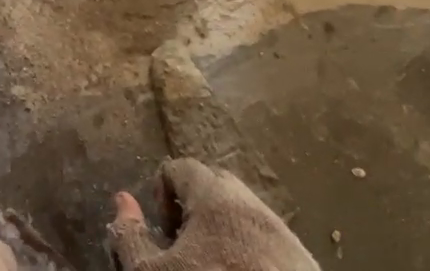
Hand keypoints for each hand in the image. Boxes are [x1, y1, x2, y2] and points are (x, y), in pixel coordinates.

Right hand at [108, 159, 318, 270]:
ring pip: (246, 217)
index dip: (162, 193)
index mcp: (217, 198)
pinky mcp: (307, 266)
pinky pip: (271, 245)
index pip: (182, 168)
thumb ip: (130, 236)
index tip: (163, 232)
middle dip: (195, 209)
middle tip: (184, 250)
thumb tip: (123, 201)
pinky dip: (252, 255)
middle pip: (216, 187)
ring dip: (225, 233)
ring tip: (213, 268)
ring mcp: (286, 238)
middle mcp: (254, 208)